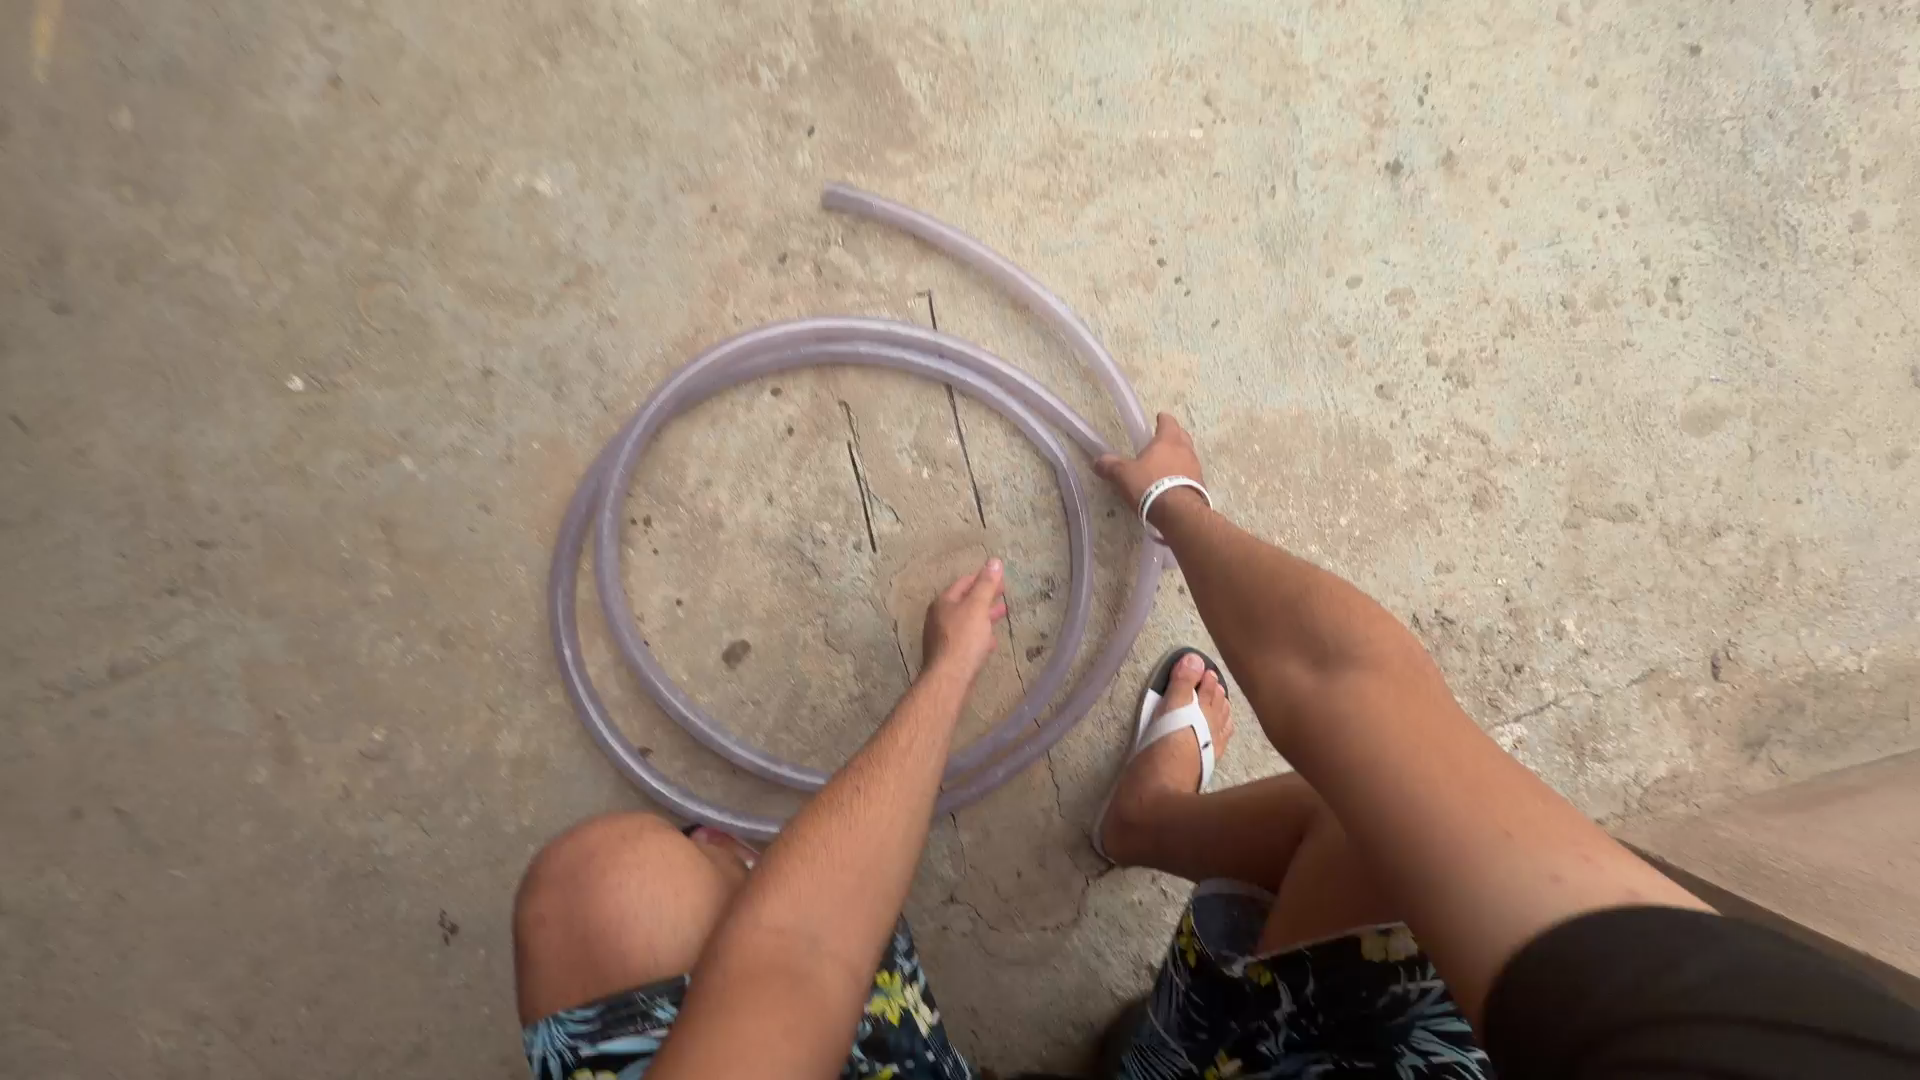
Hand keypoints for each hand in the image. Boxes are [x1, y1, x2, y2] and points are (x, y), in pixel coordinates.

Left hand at [921, 558, 1008, 679]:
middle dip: (985, 597)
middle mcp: (939, 617)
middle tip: (1003, 593)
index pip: (964, 583)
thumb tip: (994, 560)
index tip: (999, 577)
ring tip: (1002, 614)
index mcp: (944, 602)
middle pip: (965, 602)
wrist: (949, 678)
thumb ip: (986, 584)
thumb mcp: (977, 607)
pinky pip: (967, 640)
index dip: (982, 578)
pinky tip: (991, 641)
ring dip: (984, 616)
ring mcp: (942, 637)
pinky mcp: (949, 655)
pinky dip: (980, 636)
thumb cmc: (963, 638)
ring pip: (967, 621)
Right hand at [1093, 412, 1205, 516]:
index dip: (1163, 419)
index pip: (1168, 422)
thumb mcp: (1124, 475)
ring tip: (1166, 464)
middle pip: (1182, 436)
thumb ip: (1111, 466)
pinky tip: (1174, 482)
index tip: (1159, 417)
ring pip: (1187, 455)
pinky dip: (1182, 474)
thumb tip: (1097, 461)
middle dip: (1173, 435)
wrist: (1179, 512)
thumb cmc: (1150, 485)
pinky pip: (1190, 473)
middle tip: (1162, 439)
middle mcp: (1185, 450)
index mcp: (1168, 441)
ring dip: (1179, 456)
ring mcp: (1195, 468)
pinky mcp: (1199, 485)